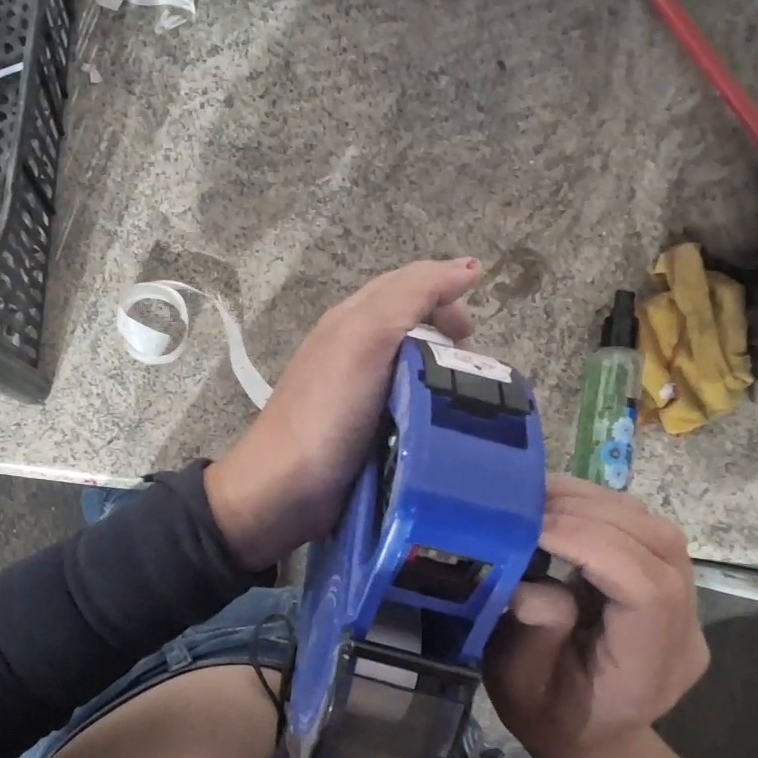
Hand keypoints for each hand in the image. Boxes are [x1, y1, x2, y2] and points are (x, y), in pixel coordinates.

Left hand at [204, 258, 479, 568]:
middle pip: (406, 322)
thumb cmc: (326, 412)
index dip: (445, 292)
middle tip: (472, 358)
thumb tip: (467, 268)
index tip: (475, 329)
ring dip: (440, 369)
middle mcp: (349, 349)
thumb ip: (411, 296)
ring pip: (406, 363)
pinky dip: (427, 404)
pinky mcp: (358, 432)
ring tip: (464, 391)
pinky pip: (402, 404)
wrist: (283, 490)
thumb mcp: (366, 338)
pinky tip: (439, 421)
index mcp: (350, 321)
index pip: (406, 286)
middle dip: (445, 328)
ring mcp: (351, 393)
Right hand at [484, 475, 708, 757]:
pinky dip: (599, 508)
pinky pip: (644, 531)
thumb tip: (533, 582)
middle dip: (589, 514)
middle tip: (523, 503)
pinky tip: (557, 507)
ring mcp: (686, 605)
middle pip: (659, 548)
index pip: (646, 590)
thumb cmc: (547, 716)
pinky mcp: (669, 585)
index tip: (529, 527)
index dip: (591, 545)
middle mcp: (683, 631)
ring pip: (657, 530)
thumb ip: (533, 636)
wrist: (590, 736)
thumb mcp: (519, 689)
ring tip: (535, 498)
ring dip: (595, 503)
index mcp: (649, 667)